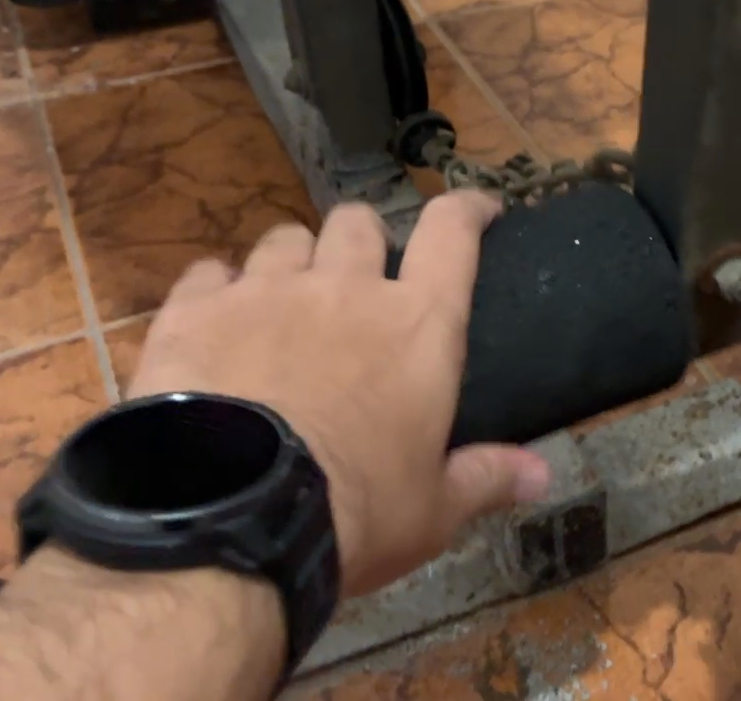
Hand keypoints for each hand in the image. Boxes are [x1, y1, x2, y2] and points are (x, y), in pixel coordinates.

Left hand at [126, 195, 551, 595]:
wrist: (222, 533)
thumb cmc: (353, 512)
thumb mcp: (433, 508)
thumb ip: (487, 476)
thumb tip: (545, 477)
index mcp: (419, 321)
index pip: (452, 231)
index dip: (468, 207)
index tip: (480, 209)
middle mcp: (347, 288)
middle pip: (360, 222)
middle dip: (366, 239)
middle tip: (360, 276)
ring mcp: (267, 293)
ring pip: (286, 238)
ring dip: (296, 259)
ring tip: (287, 296)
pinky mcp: (195, 314)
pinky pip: (208, 272)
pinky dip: (219, 288)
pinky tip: (217, 317)